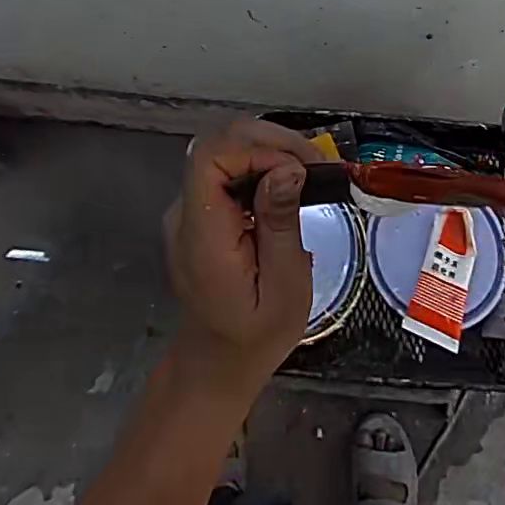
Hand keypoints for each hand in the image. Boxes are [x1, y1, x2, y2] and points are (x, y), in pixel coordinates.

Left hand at [161, 119, 323, 395]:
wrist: (217, 363)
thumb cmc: (256, 335)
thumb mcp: (285, 287)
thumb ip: (281, 224)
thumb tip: (288, 167)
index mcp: (201, 234)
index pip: (210, 158)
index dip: (257, 147)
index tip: (302, 167)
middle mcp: (186, 213)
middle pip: (219, 144)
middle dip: (272, 141)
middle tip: (318, 163)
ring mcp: (191, 210)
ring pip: (226, 150)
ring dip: (272, 148)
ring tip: (312, 170)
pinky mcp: (204, 211)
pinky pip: (230, 169)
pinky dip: (264, 162)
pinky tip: (293, 181)